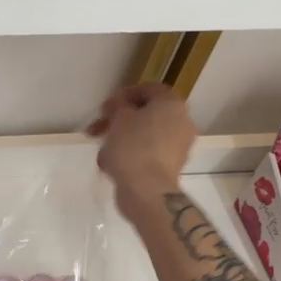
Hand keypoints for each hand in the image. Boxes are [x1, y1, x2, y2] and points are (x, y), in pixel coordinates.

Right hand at [88, 83, 196, 219]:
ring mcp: (179, 146)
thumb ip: (118, 105)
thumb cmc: (132, 147)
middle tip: (98, 129)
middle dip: (119, 121)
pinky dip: (132, 156)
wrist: (147, 191)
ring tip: (103, 152)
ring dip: (123, 140)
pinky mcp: (171, 166)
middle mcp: (181, 122)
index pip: (149, 89)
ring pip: (145, 135)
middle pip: (146, 114)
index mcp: (172, 104)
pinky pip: (148, 153)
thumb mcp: (119, 118)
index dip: (125, 95)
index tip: (106, 107)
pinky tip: (112, 165)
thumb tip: (119, 104)